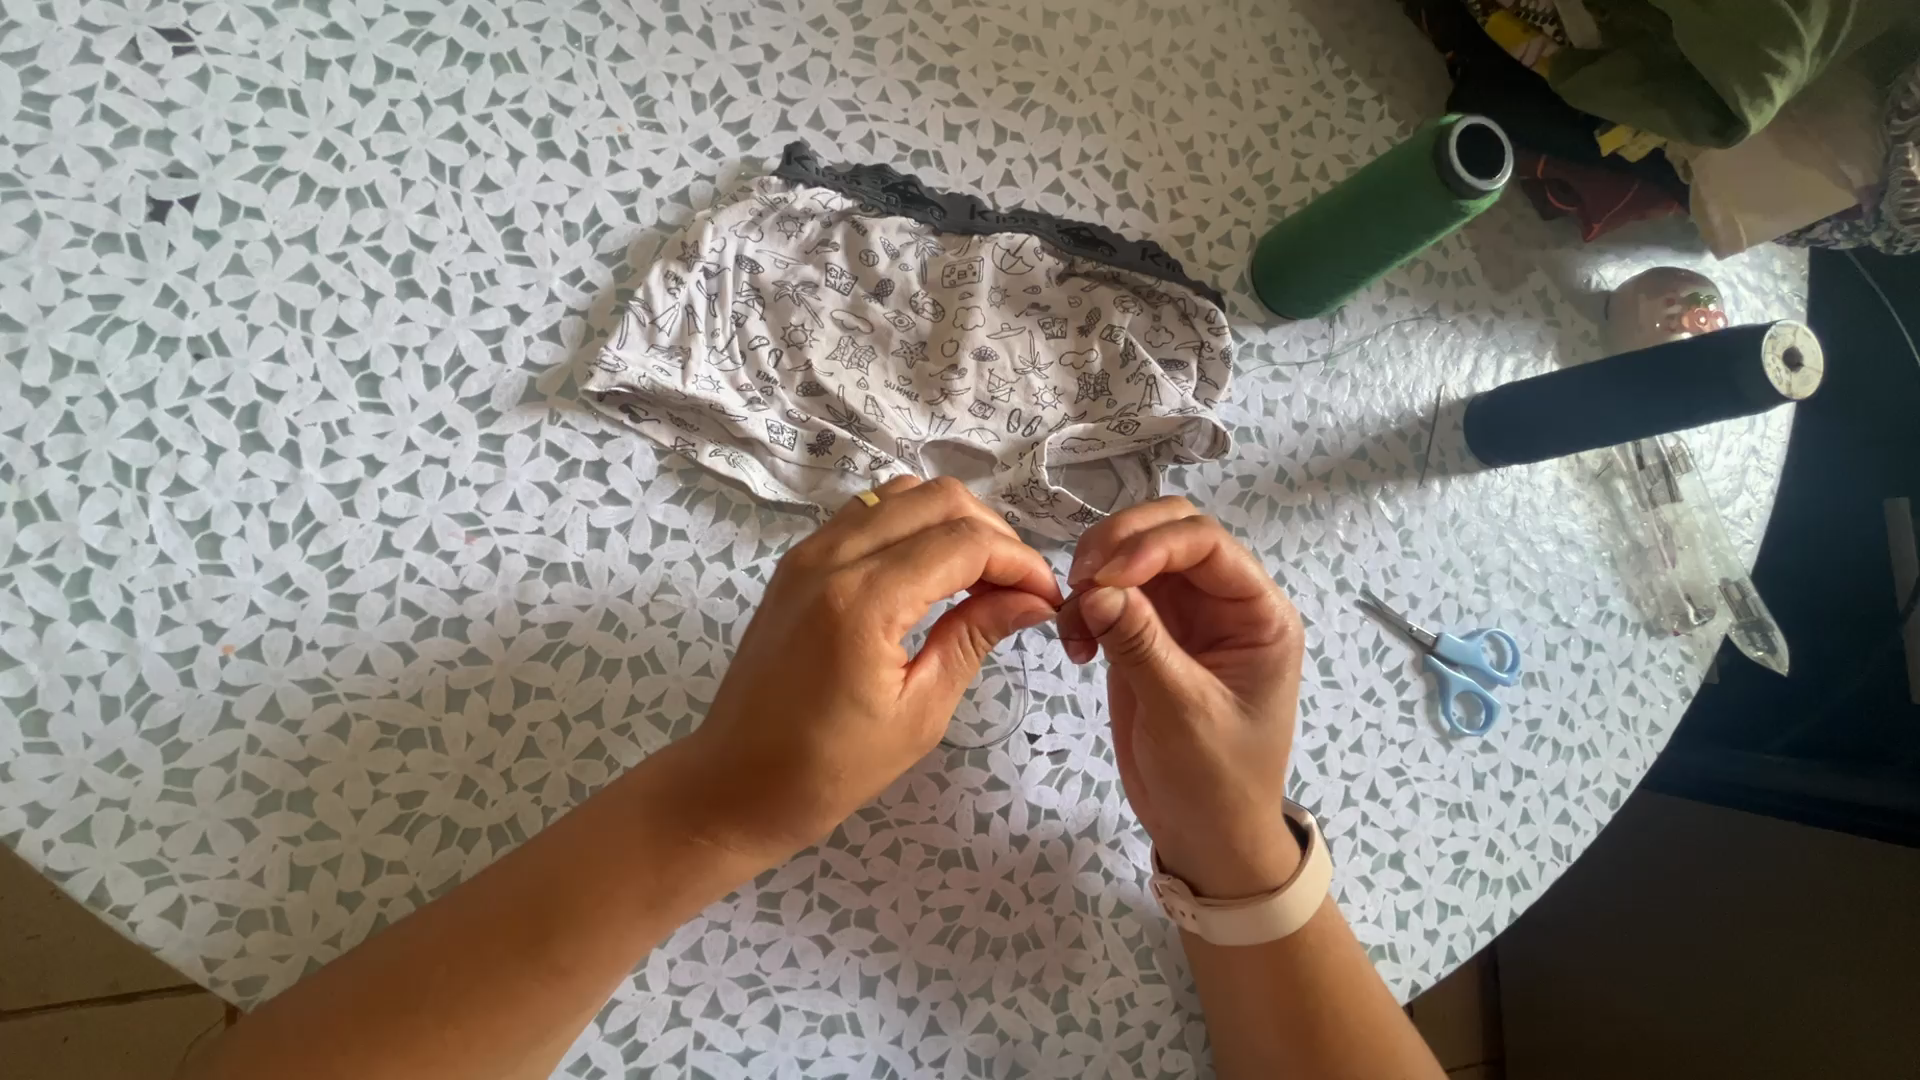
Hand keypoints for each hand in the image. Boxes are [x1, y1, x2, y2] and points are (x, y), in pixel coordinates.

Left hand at [681, 476, 1061, 860]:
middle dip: (993, 534)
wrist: (732, 784)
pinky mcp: (798, 560)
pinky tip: (930, 571)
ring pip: (903, 493)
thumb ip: (974, 638)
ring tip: (978, 577)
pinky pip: (869, 513)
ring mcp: (809, 551)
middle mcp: (833, 556)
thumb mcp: (919, 712)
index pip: (964, 544)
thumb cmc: (829, 768)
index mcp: (864, 600)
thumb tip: (1032, 600)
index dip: (1019, 562)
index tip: (1046, 597)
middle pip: (939, 499)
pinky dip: (913, 525)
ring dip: (953, 523)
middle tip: (1017, 587)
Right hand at [1057, 498, 1304, 898]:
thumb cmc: (1215, 780)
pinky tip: (1075, 648)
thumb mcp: (1183, 713)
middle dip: (1117, 545)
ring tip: (1073, 629)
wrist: (1202, 832)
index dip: (1151, 545)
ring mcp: (1182, 615)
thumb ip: (1141, 645)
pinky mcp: (1145, 632)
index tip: (1102, 577)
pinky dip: (1083, 608)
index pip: (1206, 543)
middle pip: (1167, 531)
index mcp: (1257, 613)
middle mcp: (1222, 601)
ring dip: (1093, 579)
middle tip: (1078, 581)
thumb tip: (1096, 590)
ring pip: (1130, 558)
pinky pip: (1108, 595)